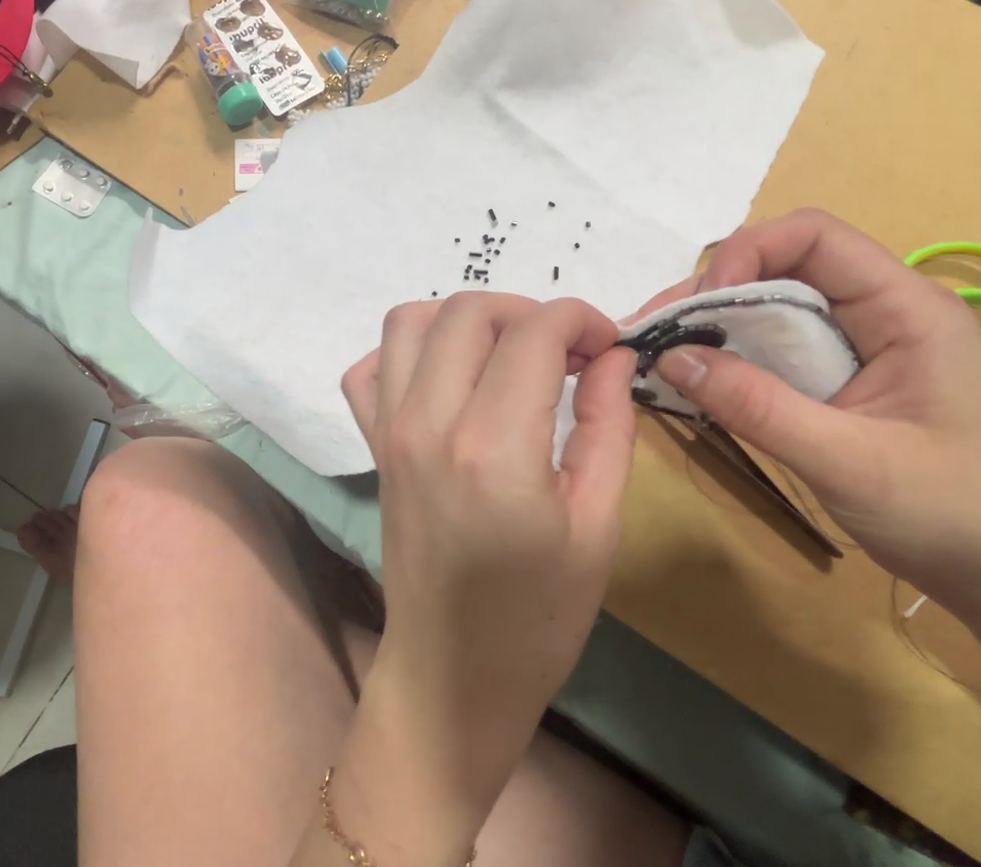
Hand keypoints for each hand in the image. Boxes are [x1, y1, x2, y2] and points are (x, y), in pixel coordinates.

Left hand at [333, 294, 638, 855]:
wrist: (452, 670)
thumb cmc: (538, 615)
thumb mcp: (597, 525)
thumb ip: (607, 425)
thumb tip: (611, 354)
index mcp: (493, 446)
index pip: (532, 332)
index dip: (580, 319)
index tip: (608, 343)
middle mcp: (428, 422)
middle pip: (468, 311)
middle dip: (528, 311)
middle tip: (567, 352)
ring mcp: (389, 431)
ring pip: (409, 321)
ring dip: (465, 319)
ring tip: (508, 355)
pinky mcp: (372, 446)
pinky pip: (369, 369)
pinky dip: (405, 352)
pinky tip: (446, 378)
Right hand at [637, 209, 980, 621]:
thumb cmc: (951, 514)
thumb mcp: (847, 462)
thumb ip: (758, 407)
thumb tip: (672, 357)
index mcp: (906, 311)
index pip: (813, 237)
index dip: (747, 254)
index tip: (698, 308)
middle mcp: (881, 312)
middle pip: (781, 267)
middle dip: (710, 293)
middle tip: (652, 336)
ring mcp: (860, 345)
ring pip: (771, 308)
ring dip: (712, 326)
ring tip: (657, 356)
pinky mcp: (841, 377)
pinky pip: (774, 348)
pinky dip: (728, 357)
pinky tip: (692, 379)